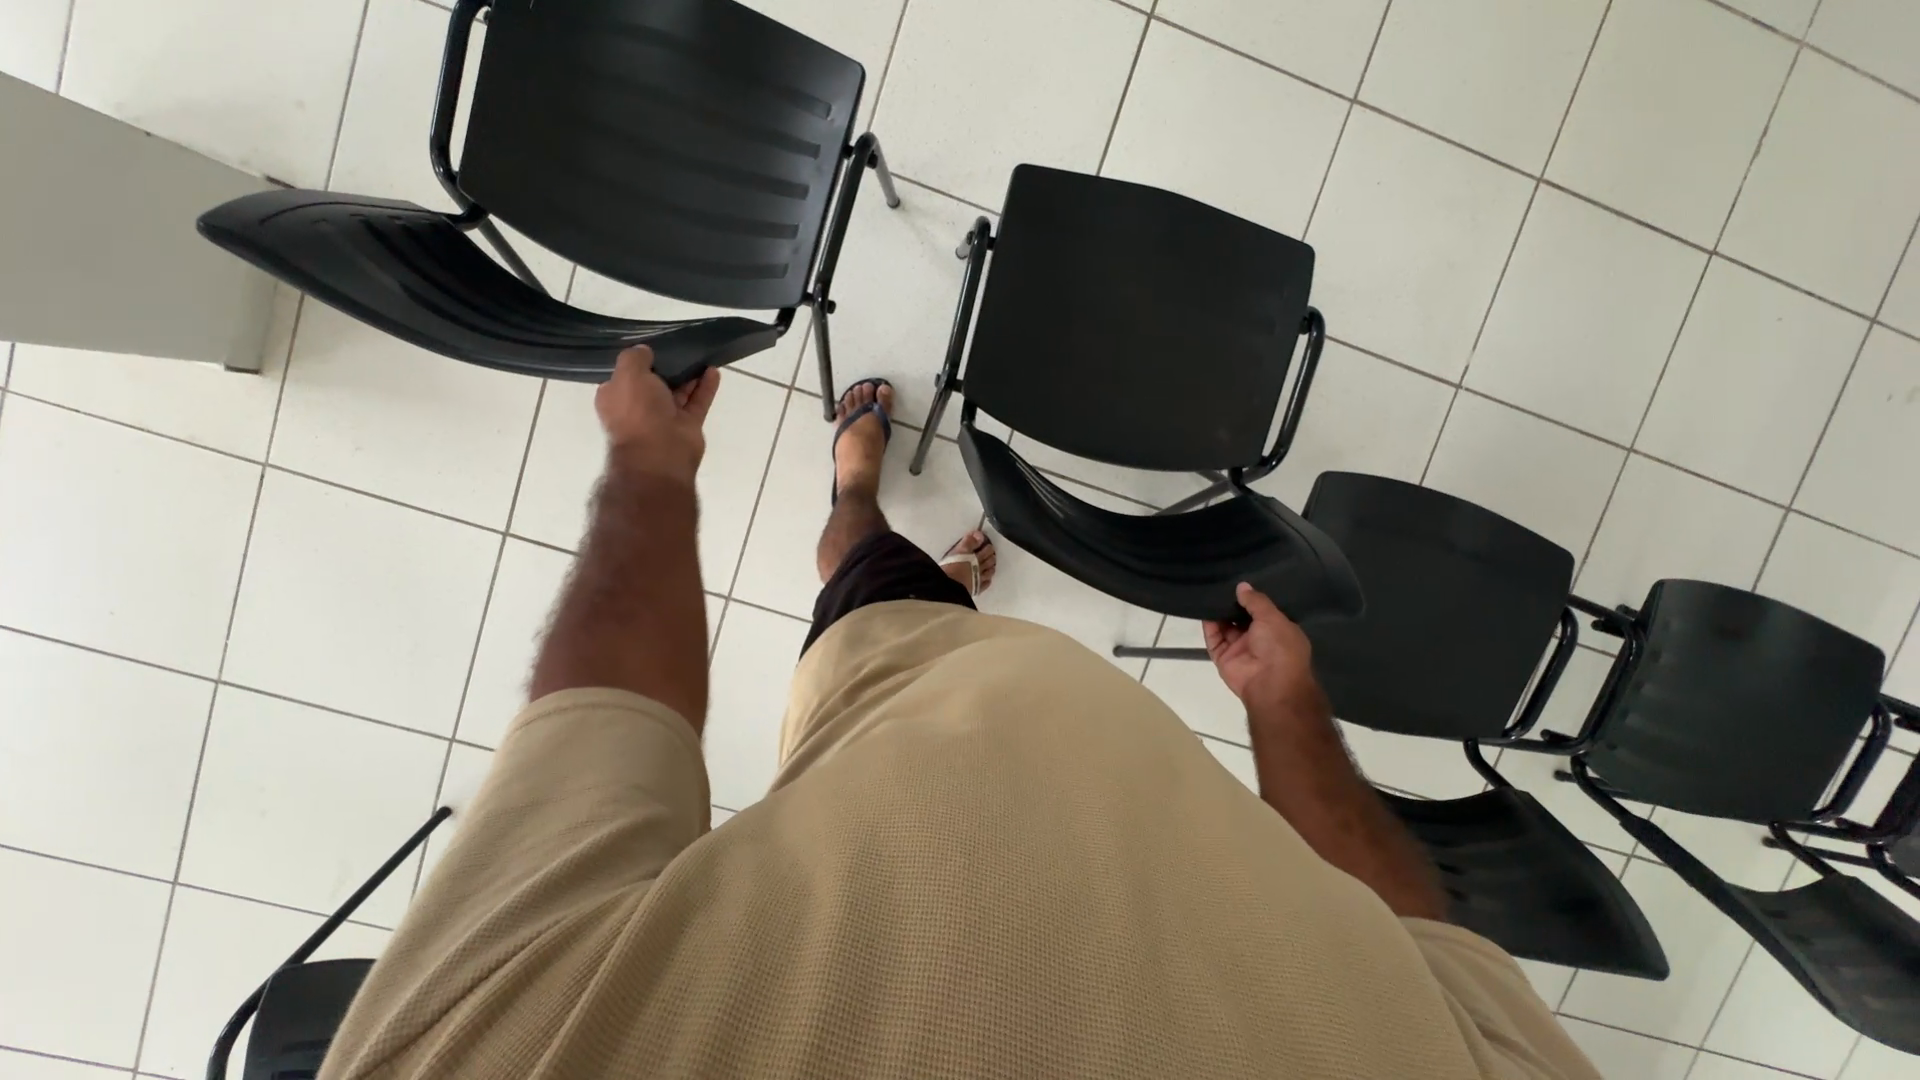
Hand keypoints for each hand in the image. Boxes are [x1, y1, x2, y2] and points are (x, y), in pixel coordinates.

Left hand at [595, 347, 720, 486]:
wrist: (659, 452)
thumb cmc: (637, 411)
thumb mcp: (627, 373)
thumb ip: (634, 357)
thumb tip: (644, 351)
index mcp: (616, 397)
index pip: (625, 376)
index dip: (637, 362)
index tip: (651, 345)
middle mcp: (639, 408)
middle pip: (655, 383)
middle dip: (666, 367)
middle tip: (680, 346)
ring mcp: (665, 418)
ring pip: (679, 391)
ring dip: (689, 375)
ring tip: (700, 354)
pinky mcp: (687, 425)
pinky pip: (697, 401)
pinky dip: (705, 387)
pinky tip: (713, 371)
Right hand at [1204, 582, 1328, 721]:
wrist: (1270, 683)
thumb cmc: (1280, 647)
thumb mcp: (1272, 617)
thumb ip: (1256, 601)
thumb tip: (1242, 586)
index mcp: (1277, 630)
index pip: (1263, 611)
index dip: (1252, 598)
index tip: (1240, 582)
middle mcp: (1259, 639)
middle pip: (1241, 618)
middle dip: (1232, 604)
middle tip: (1220, 582)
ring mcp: (1240, 649)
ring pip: (1225, 627)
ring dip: (1219, 612)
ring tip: (1209, 592)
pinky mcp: (1223, 657)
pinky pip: (1213, 639)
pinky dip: (1209, 626)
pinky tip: (1204, 609)